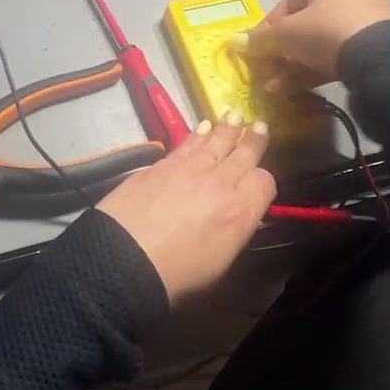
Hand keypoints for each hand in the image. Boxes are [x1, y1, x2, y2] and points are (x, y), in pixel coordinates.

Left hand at [96, 111, 276, 304]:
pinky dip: (198, 134)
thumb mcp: (219, 265)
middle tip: (259, 124)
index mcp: (240, 212)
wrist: (125, 257)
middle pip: (242, 155)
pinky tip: (203, 126)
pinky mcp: (162, 164)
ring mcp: (190, 169)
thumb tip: (240, 218)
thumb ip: (234, 235)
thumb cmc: (177, 275)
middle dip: (253, 140)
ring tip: (235, 114)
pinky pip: (187, 143)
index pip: (264, 182)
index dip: (264, 181)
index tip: (260, 181)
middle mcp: (220, 183)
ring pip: (216, 142)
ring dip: (228, 128)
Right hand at [245, 0, 389, 91]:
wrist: (381, 60)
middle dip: (280, 52)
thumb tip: (236, 42)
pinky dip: (315, 68)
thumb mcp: (287, 35)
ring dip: (293, 65)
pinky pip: (338, 53)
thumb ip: (261, 39)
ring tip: (275, 87)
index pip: (287, 4)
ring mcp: (365, 18)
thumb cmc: (327, 32)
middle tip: (265, 72)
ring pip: (319, 42)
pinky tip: (294, 89)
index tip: (254, 51)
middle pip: (303, 24)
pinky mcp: (375, 44)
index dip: (266, 30)